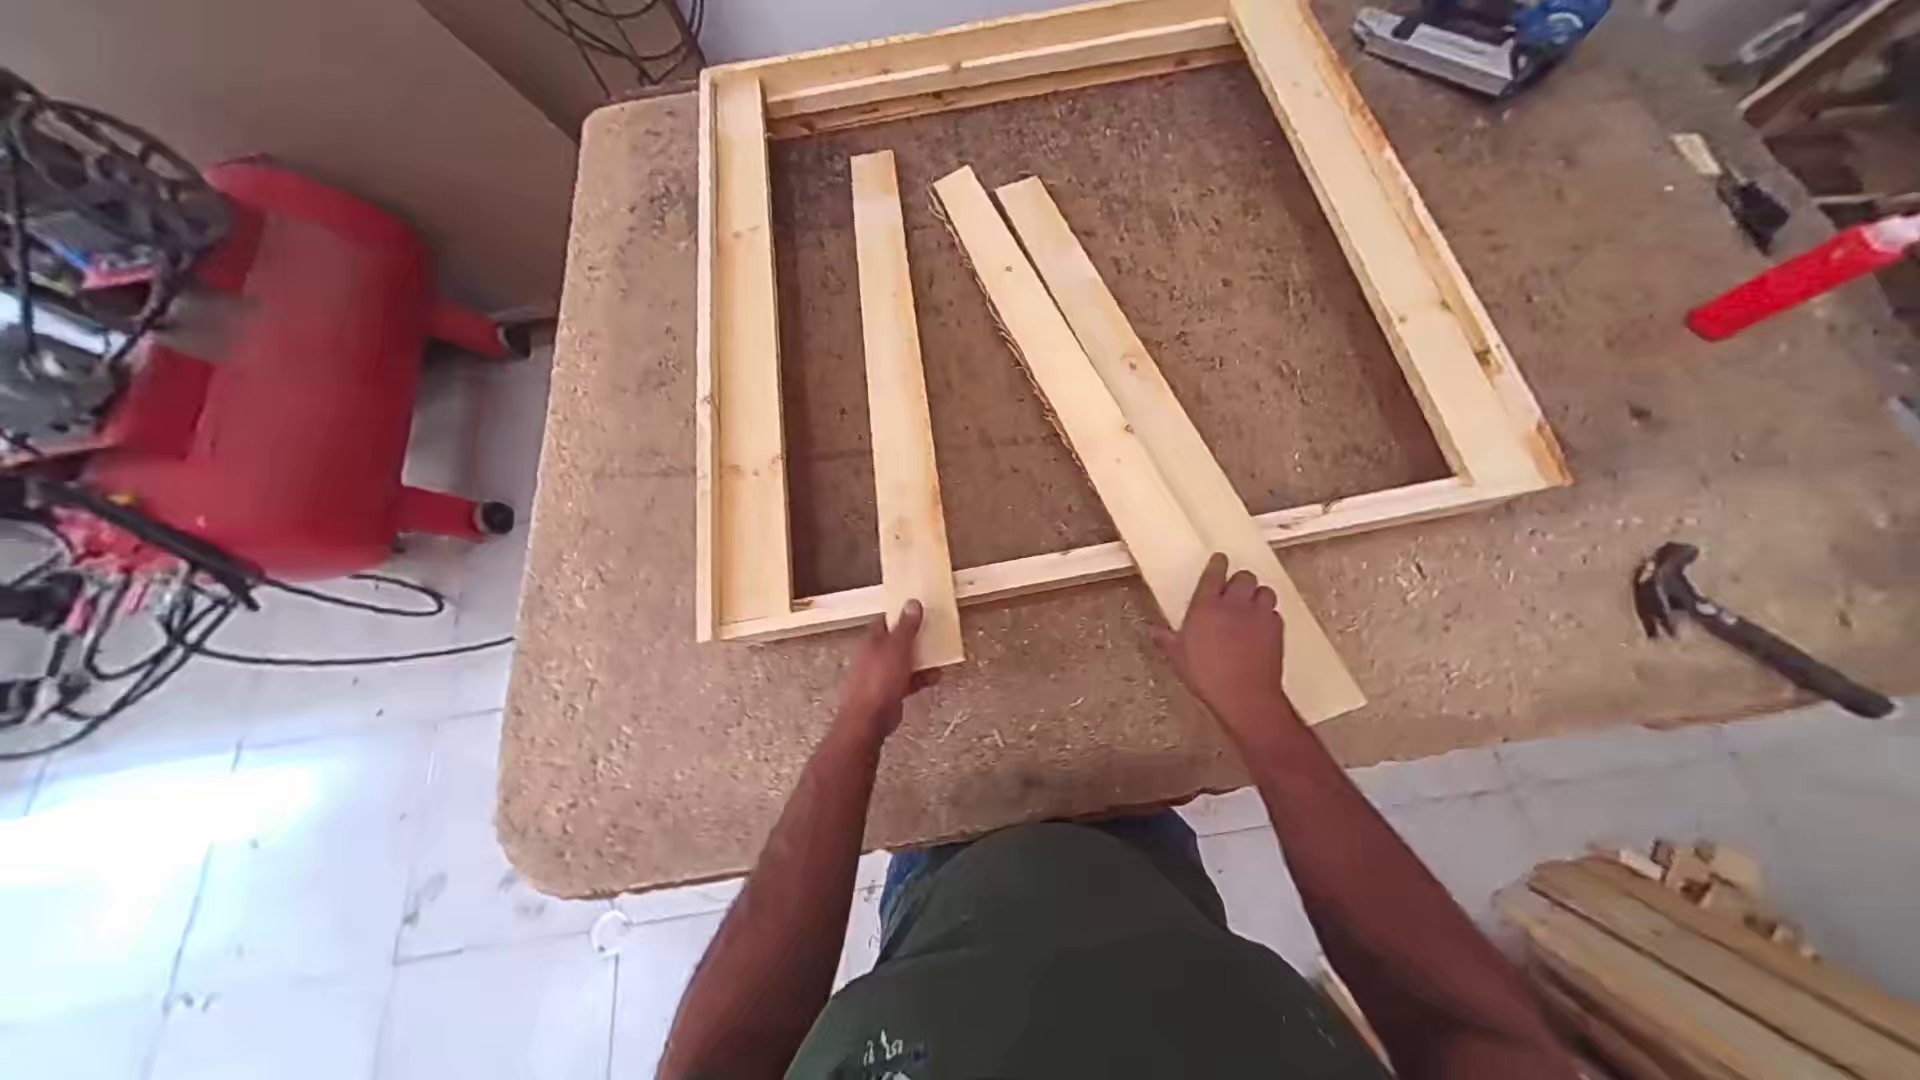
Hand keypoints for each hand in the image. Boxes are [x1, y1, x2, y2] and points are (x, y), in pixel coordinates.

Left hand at [836, 600, 938, 742]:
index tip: (917, 609)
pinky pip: (908, 680)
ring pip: (904, 660)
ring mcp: (881, 675)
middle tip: (932, 631)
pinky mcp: (889, 692)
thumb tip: (912, 603)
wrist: (870, 718)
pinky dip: (921, 677)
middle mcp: (874, 655)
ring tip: (938, 653)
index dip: (900, 613)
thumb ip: (906, 626)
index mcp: (872, 640)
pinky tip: (936, 676)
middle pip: (896, 640)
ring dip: (920, 657)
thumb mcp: (897, 647)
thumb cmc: (879, 679)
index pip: (885, 620)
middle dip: (913, 636)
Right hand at [1153, 553, 1300, 743]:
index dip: (1218, 563)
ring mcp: (1258, 615)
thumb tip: (1155, 632)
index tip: (1219, 560)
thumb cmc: (1207, 675)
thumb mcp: (1178, 657)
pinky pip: (1275, 613)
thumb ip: (1166, 639)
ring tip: (1251, 605)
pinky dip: (1269, 615)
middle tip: (1234, 590)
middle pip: (1244, 577)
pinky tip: (1261, 627)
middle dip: (1240, 581)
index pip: (1214, 573)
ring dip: (1258, 594)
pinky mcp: (1277, 629)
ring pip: (1264, 590)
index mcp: (1206, 606)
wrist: (1244, 696)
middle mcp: (1234, 604)